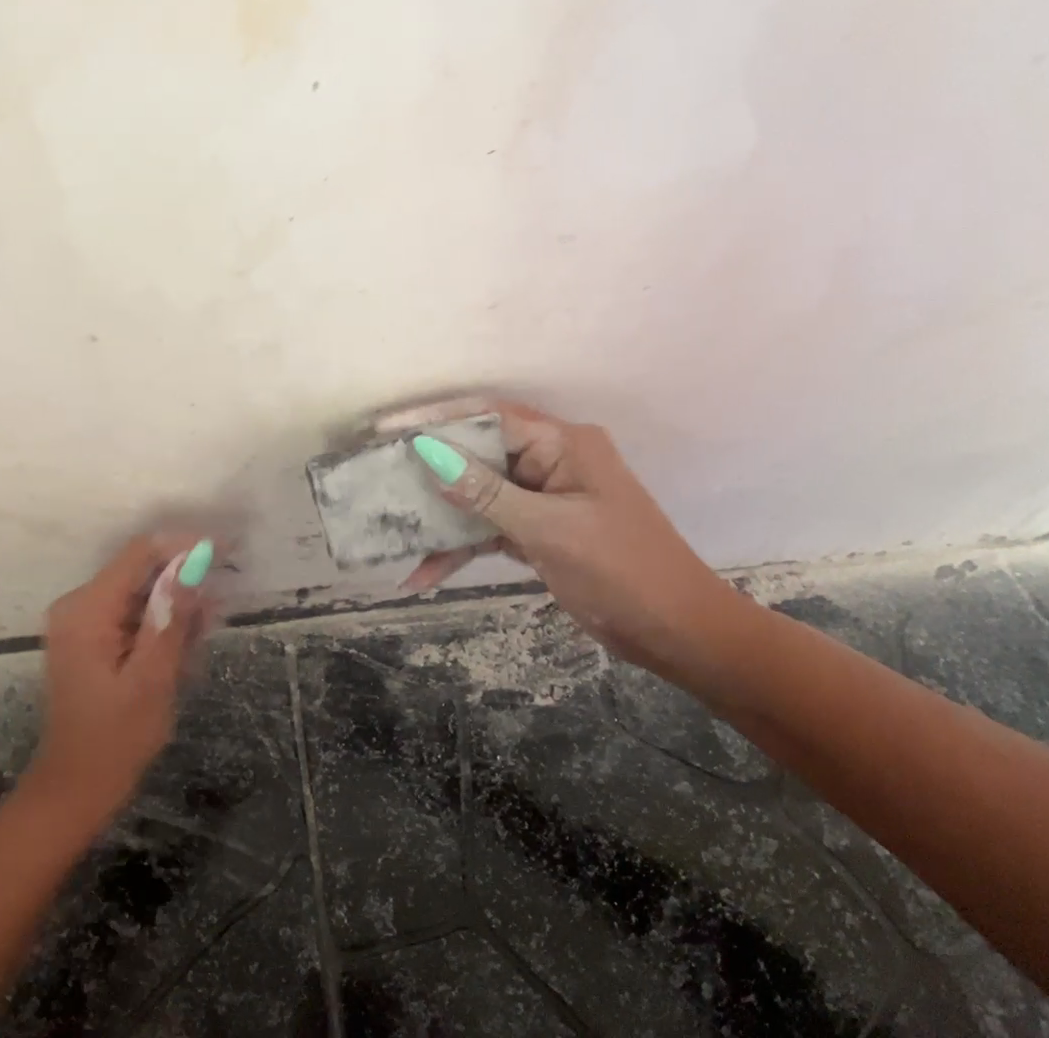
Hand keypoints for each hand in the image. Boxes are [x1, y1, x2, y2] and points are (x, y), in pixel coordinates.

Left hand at [28, 533, 216, 821]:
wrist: (76, 786)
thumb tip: (193, 565)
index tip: (226, 552)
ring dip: (175, 610)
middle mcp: (78, 606)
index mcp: (87, 610)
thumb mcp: (153, 678)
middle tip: (217, 615)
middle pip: (140, 571)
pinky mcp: (90, 640)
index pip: (140, 553)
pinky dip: (160, 627)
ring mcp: (82, 623)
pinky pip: (132, 617)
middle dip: (183, 584)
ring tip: (200, 642)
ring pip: (140, 595)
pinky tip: (182, 653)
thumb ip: (171, 618)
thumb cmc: (116, 738)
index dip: (184, 547)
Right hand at [383, 397, 740, 671]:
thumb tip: (431, 457)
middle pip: (477, 457)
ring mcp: (543, 500)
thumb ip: (487, 494)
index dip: (435, 423)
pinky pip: (488, 532)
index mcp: (564, 445)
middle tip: (376, 480)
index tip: (386, 432)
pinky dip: (459, 550)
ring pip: (477, 499)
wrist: (672, 629)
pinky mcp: (537, 534)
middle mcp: (551, 463)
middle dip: (428, 474)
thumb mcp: (549, 530)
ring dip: (439, 522)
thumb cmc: (622, 570)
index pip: (490, 419)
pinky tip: (424, 574)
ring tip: (390, 536)